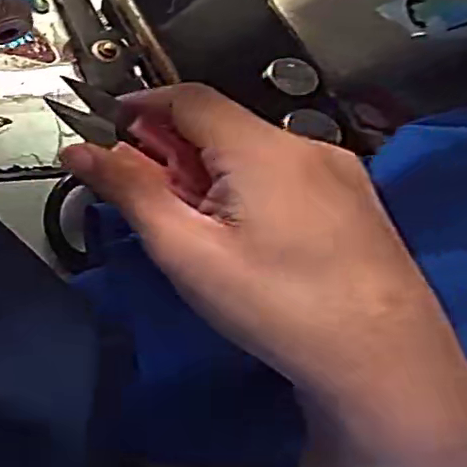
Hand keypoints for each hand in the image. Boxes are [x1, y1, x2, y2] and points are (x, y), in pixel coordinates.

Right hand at [62, 84, 466, 431]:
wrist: (389, 370)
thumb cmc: (275, 305)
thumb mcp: (183, 247)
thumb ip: (128, 189)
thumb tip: (78, 151)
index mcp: (263, 150)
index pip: (186, 97)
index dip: (136, 104)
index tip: (99, 128)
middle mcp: (306, 148)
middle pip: (215, 123)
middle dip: (163, 146)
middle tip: (136, 191)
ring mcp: (337, 174)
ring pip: (243, 149)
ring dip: (197, 168)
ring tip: (183, 222)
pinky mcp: (350, 201)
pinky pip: (274, 171)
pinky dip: (234, 183)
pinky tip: (230, 231)